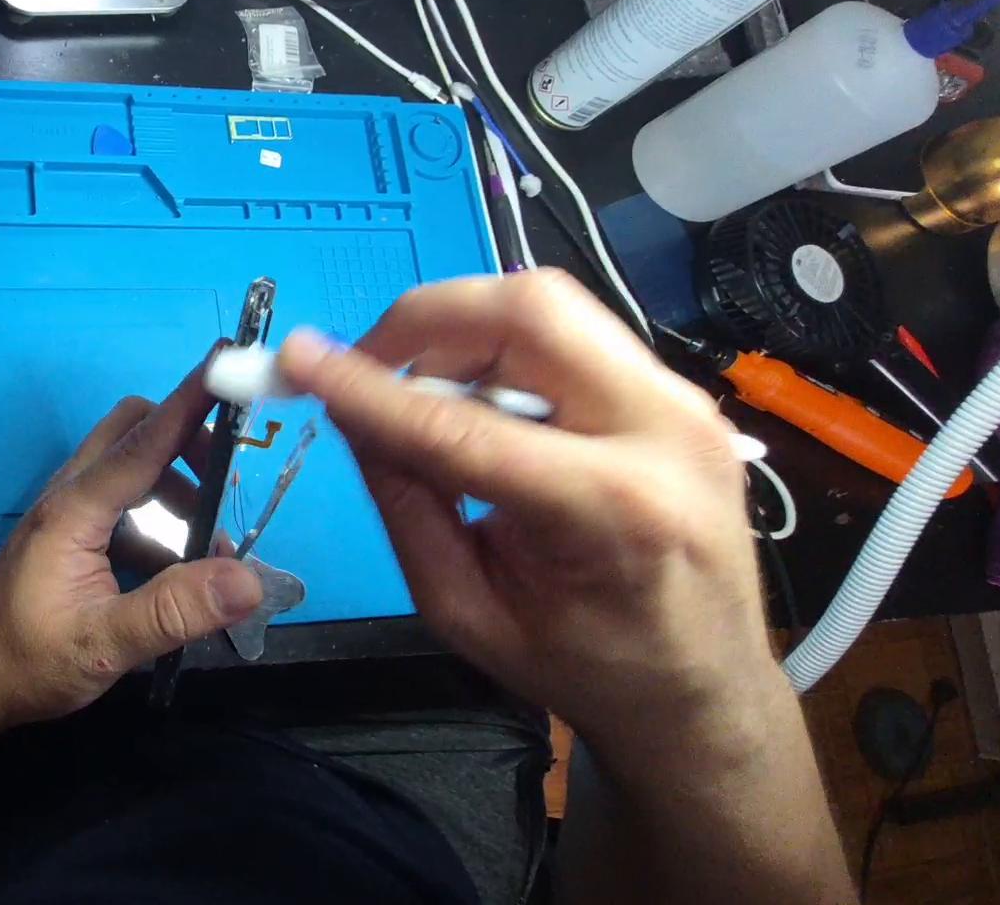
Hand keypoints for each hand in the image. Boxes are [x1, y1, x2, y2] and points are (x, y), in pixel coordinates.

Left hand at [0, 361, 264, 731]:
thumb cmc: (24, 662)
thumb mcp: (103, 645)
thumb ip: (175, 611)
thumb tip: (250, 580)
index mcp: (75, 508)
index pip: (144, 439)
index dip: (190, 401)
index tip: (230, 363)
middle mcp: (72, 494)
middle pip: (133, 430)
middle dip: (187, 440)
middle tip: (228, 486)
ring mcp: (69, 512)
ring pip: (131, 466)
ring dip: (178, 489)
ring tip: (215, 549)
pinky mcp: (71, 534)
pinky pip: (124, 504)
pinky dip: (160, 523)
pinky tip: (179, 575)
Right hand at [276, 271, 774, 752]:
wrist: (703, 691)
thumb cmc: (578, 665)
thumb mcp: (458, 603)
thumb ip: (402, 498)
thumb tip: (349, 411)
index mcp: (610, 511)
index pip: (459, 424)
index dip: (366, 386)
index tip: (296, 359)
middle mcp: (664, 431)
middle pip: (529, 309)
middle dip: (424, 320)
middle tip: (368, 363)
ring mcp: (681, 402)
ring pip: (545, 307)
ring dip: (457, 336)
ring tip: (419, 396)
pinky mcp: (672, 393)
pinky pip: (563, 333)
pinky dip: (492, 350)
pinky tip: (471, 402)